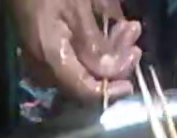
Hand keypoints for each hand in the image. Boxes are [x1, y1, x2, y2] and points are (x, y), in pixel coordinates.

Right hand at [10, 0, 141, 102]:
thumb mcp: (76, 7)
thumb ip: (95, 44)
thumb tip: (111, 72)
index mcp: (53, 62)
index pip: (85, 92)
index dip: (109, 92)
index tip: (130, 84)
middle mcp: (46, 72)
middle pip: (86, 83)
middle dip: (113, 64)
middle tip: (133, 35)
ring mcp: (43, 65)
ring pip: (82, 73)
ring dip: (107, 53)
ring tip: (126, 27)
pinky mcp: (44, 55)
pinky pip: (73, 63)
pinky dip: (93, 49)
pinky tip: (108, 29)